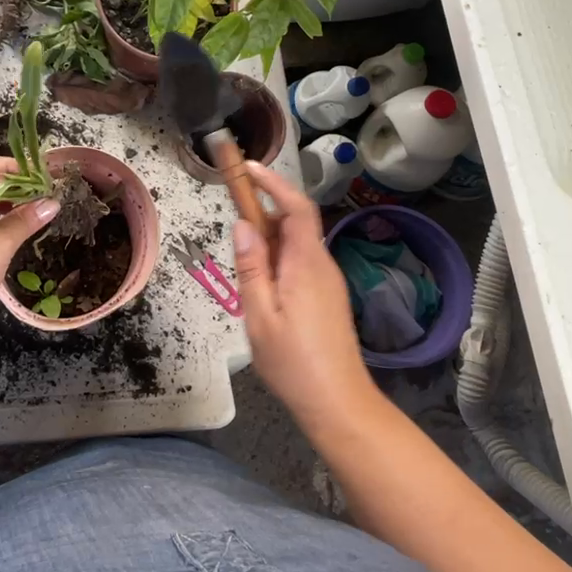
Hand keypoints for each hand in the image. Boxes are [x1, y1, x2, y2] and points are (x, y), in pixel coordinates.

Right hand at [233, 161, 378, 428]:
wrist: (339, 404)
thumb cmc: (294, 363)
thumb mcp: (259, 315)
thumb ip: (250, 268)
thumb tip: (242, 225)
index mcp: (306, 263)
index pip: (296, 207)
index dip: (274, 182)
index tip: (248, 167)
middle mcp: (322, 265)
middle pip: (295, 223)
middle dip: (264, 212)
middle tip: (232, 220)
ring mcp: (328, 283)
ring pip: (296, 245)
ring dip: (269, 240)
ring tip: (241, 262)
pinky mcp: (327, 299)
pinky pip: (300, 263)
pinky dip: (278, 259)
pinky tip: (260, 286)